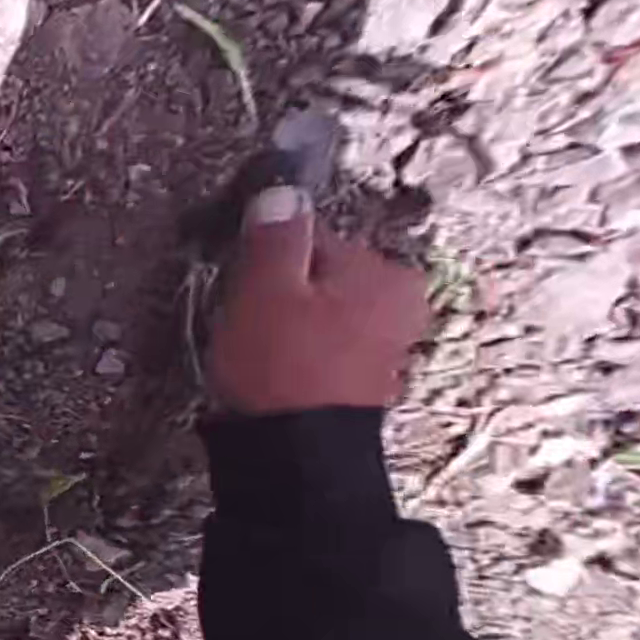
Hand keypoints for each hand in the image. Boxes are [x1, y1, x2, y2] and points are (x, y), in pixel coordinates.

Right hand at [208, 186, 427, 414]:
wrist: (294, 446)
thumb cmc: (279, 364)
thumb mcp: (264, 292)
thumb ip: (274, 239)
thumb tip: (280, 193)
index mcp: (382, 272)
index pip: (308, 238)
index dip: (262, 260)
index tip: (239, 286)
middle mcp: (400, 299)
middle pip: (315, 272)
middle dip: (277, 288)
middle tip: (246, 318)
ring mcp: (387, 338)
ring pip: (318, 305)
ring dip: (285, 317)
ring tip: (256, 345)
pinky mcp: (367, 370)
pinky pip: (323, 335)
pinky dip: (298, 343)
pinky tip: (275, 364)